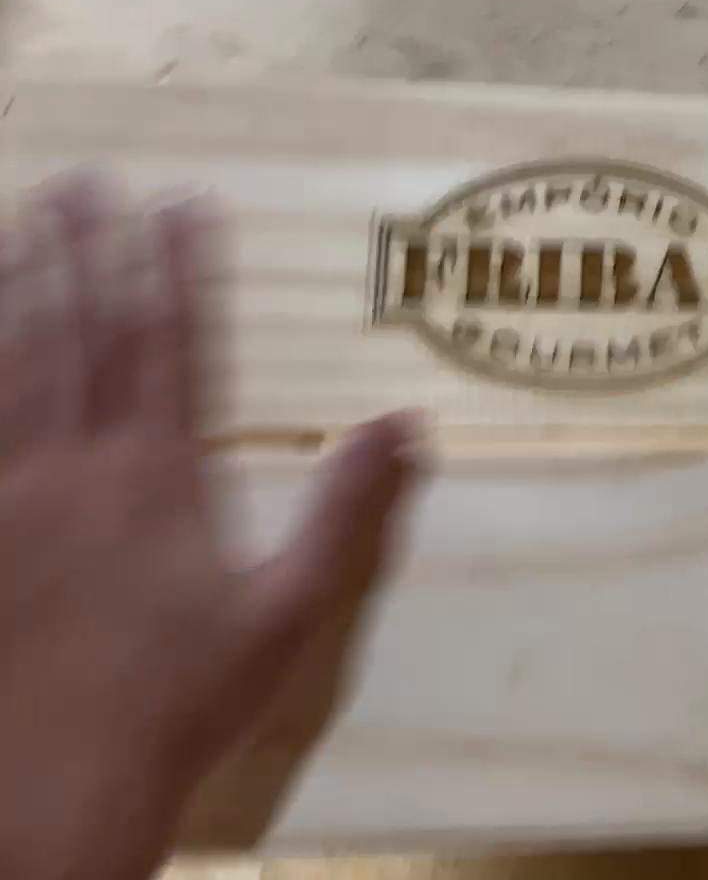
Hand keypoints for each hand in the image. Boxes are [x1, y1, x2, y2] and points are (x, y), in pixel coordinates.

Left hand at [0, 176, 421, 879]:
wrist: (44, 790)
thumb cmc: (187, 690)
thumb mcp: (296, 602)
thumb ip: (347, 507)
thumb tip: (401, 423)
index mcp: (150, 478)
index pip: (168, 347)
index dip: (177, 272)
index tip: (185, 208)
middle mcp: (57, 468)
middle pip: (68, 337)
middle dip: (78, 253)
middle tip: (85, 182)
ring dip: (8, 288)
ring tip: (20, 223)